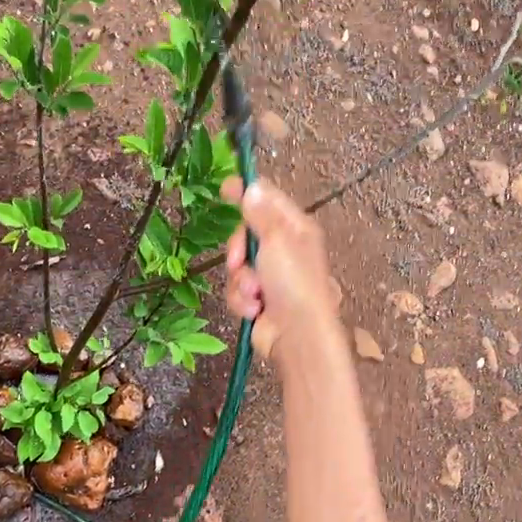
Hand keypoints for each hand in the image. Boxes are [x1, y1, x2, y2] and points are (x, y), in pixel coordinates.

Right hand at [222, 176, 340, 362]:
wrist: (296, 333)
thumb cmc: (294, 282)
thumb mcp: (277, 239)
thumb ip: (260, 213)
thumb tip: (252, 187)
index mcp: (295, 229)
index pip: (268, 201)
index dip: (247, 193)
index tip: (225, 187)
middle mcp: (284, 249)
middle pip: (246, 235)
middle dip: (238, 250)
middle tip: (239, 260)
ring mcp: (270, 276)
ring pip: (238, 266)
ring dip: (241, 281)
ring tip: (255, 294)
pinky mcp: (258, 299)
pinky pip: (237, 290)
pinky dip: (242, 300)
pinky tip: (255, 309)